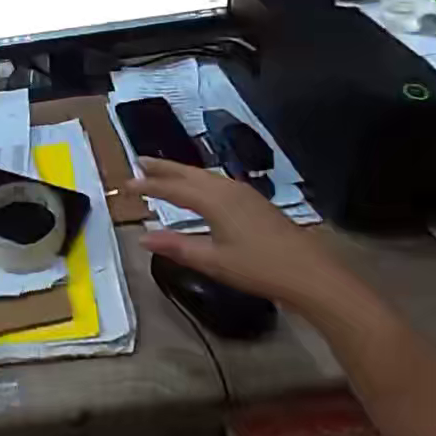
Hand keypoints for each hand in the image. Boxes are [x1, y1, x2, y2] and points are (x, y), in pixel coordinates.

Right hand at [128, 158, 355, 311]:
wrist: (309, 273)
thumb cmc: (258, 267)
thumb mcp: (213, 261)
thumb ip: (177, 247)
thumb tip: (143, 237)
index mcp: (214, 200)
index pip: (173, 188)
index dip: (148, 185)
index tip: (126, 183)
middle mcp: (227, 189)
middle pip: (188, 173)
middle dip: (163, 168)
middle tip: (139, 161)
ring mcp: (244, 194)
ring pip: (204, 176)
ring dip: (181, 172)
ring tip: (163, 171)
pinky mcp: (254, 202)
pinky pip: (217, 182)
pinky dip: (198, 180)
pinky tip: (199, 188)